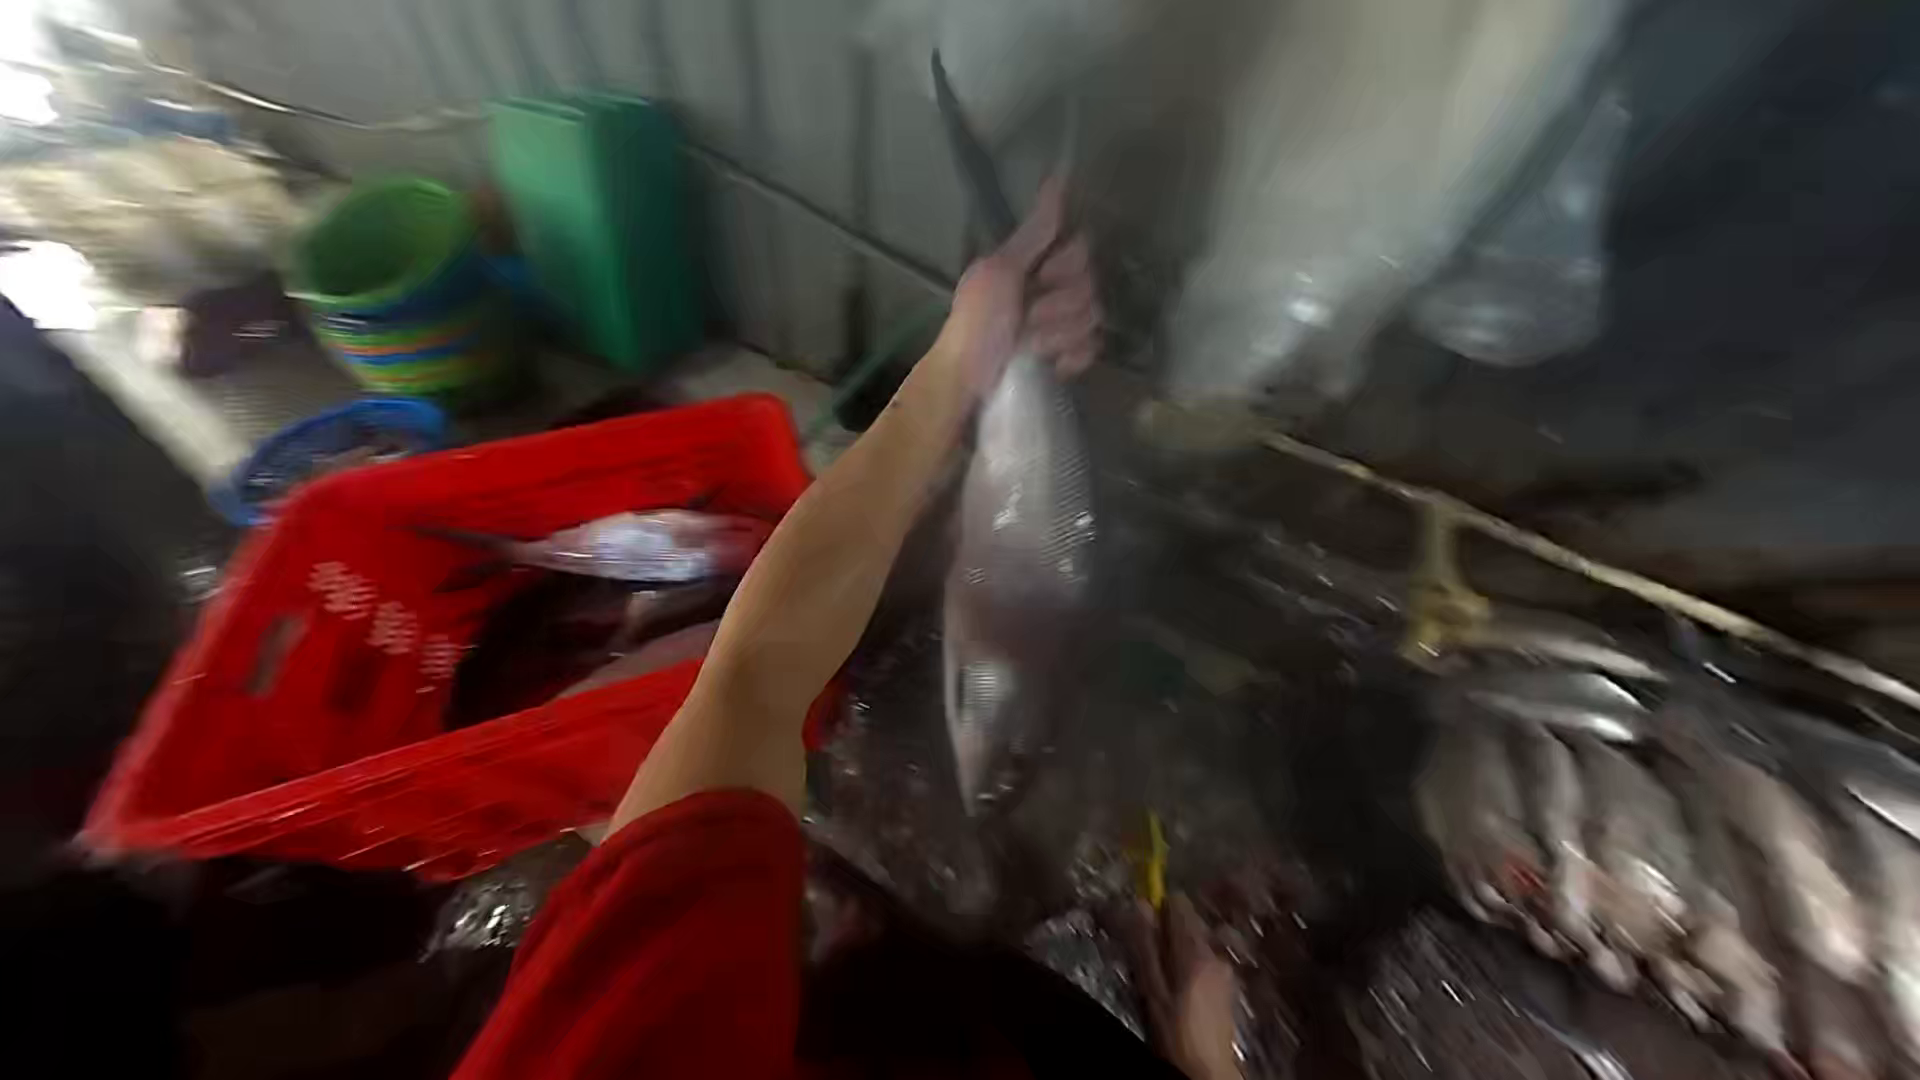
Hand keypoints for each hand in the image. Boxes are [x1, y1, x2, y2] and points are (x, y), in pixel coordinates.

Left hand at [933, 176, 1101, 396]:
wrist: (969, 382)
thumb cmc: (977, 323)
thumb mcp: (998, 271)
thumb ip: (1033, 232)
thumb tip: (1057, 181)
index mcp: (1036, 265)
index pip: (1081, 249)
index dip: (1065, 266)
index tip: (1040, 277)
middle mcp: (1052, 291)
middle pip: (1091, 285)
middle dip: (1058, 306)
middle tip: (1026, 319)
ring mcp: (1061, 327)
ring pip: (1093, 319)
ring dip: (1057, 334)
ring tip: (1027, 345)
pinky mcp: (1066, 358)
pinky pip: (1091, 349)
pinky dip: (1070, 358)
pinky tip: (1050, 363)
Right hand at [1124, 895, 1243, 1079]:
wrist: (1209, 1072)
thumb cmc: (1175, 1029)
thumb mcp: (1152, 987)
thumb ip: (1145, 944)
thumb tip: (1139, 904)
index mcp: (1195, 948)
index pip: (1178, 903)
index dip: (1159, 906)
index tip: (1145, 923)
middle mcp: (1215, 951)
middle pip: (1189, 920)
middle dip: (1169, 928)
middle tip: (1151, 953)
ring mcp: (1225, 967)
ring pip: (1197, 938)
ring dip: (1180, 946)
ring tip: (1165, 971)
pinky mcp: (1228, 984)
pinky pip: (1206, 956)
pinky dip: (1192, 960)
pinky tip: (1183, 985)